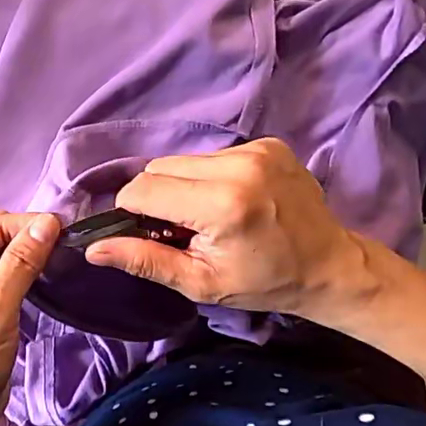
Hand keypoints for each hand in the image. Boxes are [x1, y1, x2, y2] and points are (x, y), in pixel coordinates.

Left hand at [0, 212, 60, 425]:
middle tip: (72, 247)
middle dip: (32, 240)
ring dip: (31, 259)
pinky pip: (4, 281)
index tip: (71, 230)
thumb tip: (48, 221)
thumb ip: (21, 262)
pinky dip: (25, 278)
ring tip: (64, 260)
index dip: (32, 226)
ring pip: (3, 260)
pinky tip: (46, 279)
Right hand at [84, 139, 381, 321]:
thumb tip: (92, 248)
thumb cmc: (264, 282)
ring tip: (208, 213)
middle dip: (158, 197)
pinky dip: (207, 176)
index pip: (142, 189)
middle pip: (159, 168)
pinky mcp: (268, 143)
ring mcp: (256, 149)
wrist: (333, 267)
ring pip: (182, 160)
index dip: (134, 212)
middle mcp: (238, 166)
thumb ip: (144, 260)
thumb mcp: (199, 282)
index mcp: (221, 204)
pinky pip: (210, 154)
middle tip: (182, 227)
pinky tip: (230, 198)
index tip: (152, 233)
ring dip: (182, 185)